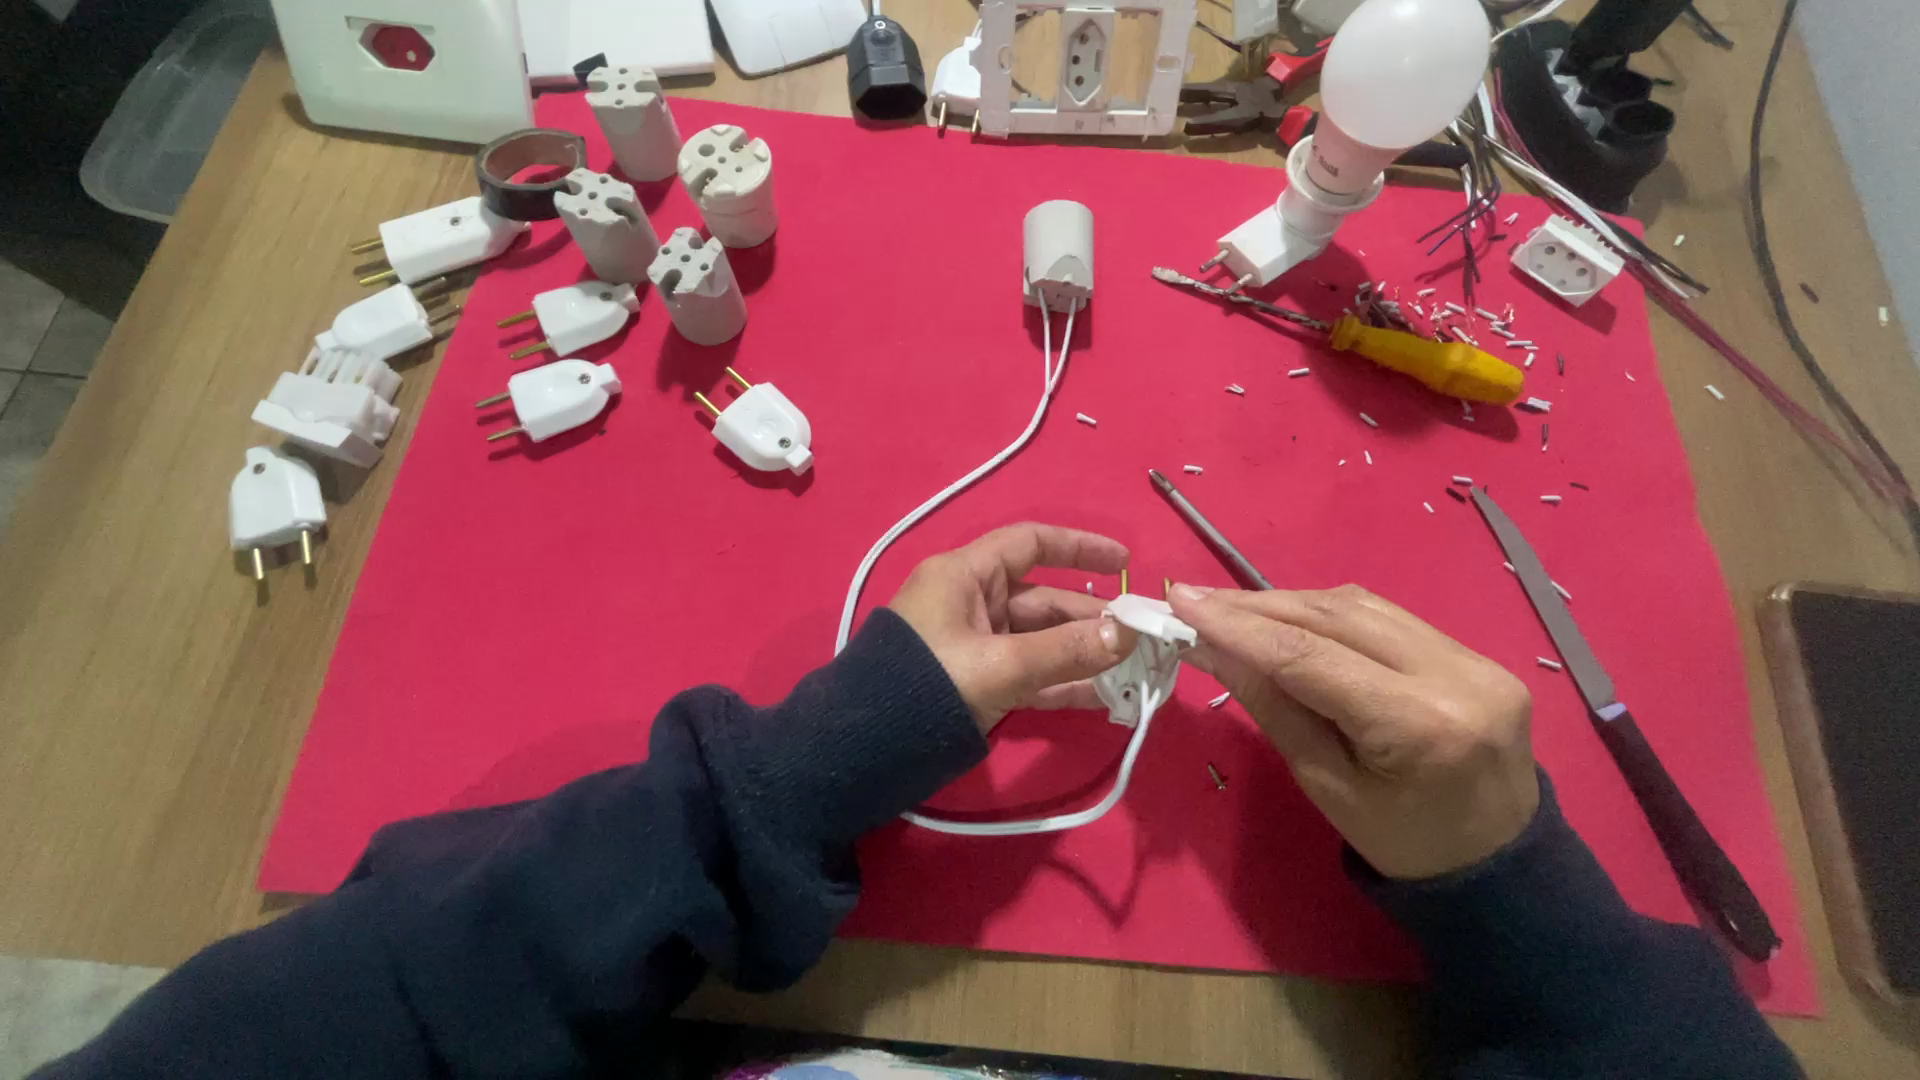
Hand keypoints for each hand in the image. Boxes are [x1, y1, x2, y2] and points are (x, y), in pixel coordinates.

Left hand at [888, 524, 1139, 733]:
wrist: (863, 749)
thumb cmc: (927, 686)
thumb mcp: (999, 666)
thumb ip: (1065, 651)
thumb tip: (1128, 633)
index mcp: (964, 576)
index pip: (1029, 544)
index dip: (1079, 547)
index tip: (1124, 564)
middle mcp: (970, 602)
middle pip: (1043, 599)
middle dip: (1091, 618)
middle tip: (1142, 639)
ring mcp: (975, 645)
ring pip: (1040, 641)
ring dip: (1083, 655)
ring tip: (1134, 671)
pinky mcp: (978, 682)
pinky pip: (1029, 674)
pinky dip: (1062, 683)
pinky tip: (1104, 698)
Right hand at [1169, 584, 1538, 880]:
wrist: (1498, 866)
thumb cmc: (1400, 842)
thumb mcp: (1322, 784)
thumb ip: (1269, 706)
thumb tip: (1209, 646)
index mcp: (1422, 725)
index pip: (1310, 656)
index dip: (1238, 626)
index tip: (1180, 602)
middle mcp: (1457, 675)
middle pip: (1334, 616)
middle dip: (1255, 606)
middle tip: (1193, 599)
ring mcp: (1473, 657)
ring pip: (1358, 605)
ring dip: (1286, 602)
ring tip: (1228, 608)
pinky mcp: (1472, 651)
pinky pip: (1382, 615)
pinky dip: (1323, 611)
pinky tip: (1284, 617)